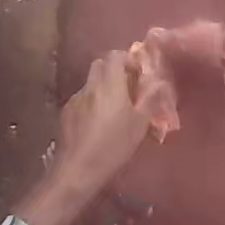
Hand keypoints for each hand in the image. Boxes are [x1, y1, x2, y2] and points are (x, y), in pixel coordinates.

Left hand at [56, 49, 161, 193]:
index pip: (115, 55)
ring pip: (90, 82)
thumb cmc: (114, 146)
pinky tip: (96, 123)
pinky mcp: (65, 113)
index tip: (138, 73)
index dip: (127, 59)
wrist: (77, 169)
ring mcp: (75, 99)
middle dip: (113, 70)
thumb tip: (159, 81)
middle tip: (127, 87)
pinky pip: (81, 98)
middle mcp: (90, 86)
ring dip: (102, 86)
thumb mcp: (139, 124)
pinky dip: (91, 101)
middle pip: (100, 64)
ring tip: (113, 108)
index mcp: (110, 84)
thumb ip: (150, 99)